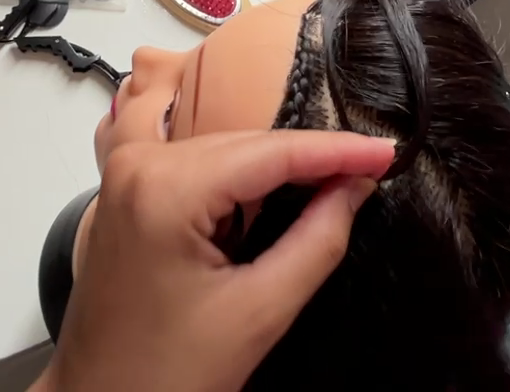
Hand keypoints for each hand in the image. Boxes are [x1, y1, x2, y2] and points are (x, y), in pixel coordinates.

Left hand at [35, 129, 394, 391]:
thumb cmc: (166, 377)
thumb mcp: (257, 313)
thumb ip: (316, 240)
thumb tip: (355, 184)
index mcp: (166, 190)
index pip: (270, 153)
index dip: (335, 150)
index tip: (383, 152)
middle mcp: (140, 164)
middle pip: (246, 142)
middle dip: (307, 156)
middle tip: (366, 168)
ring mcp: (126, 169)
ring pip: (222, 141)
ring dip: (271, 158)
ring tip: (327, 174)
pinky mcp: (126, 183)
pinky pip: (186, 144)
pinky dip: (227, 152)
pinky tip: (260, 161)